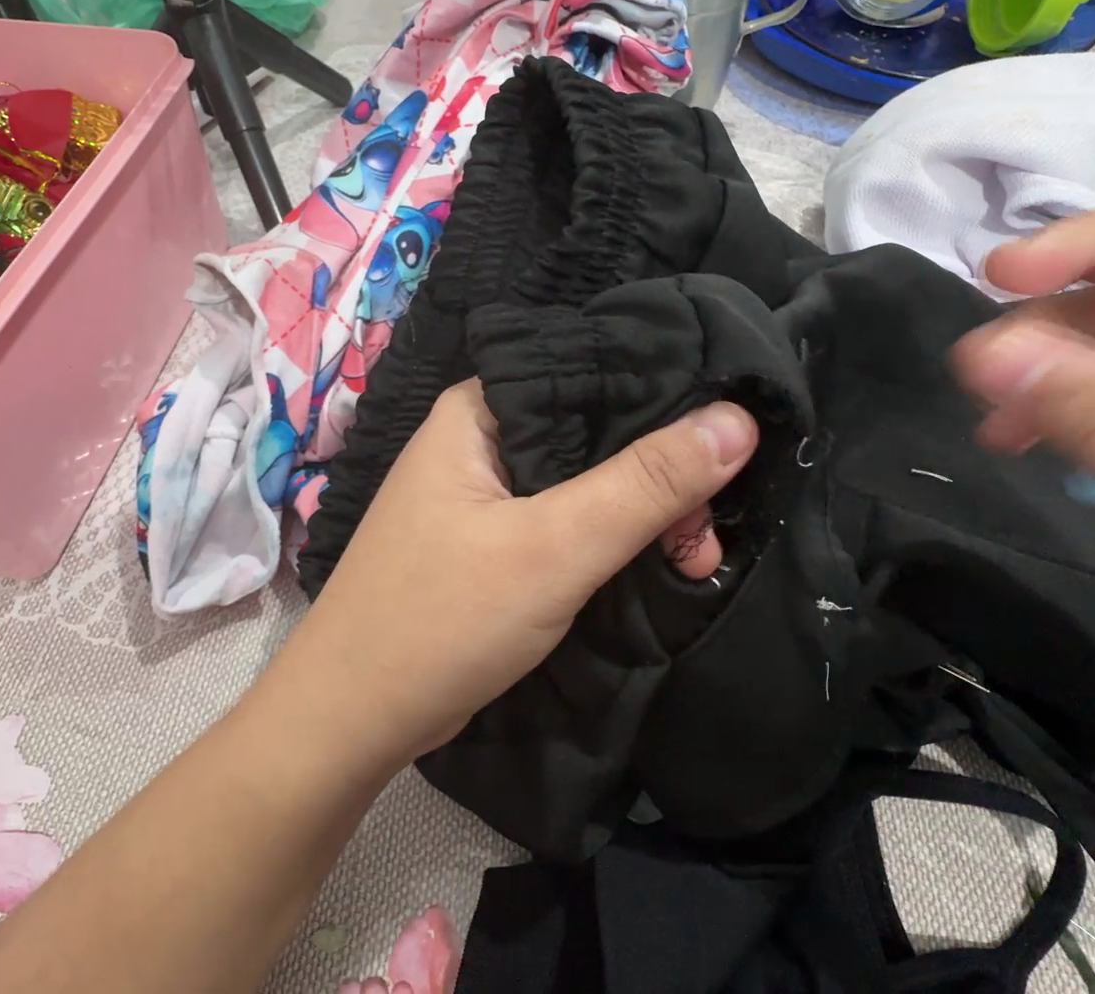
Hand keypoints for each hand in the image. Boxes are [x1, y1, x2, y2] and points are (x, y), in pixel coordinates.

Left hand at [272, 379, 756, 768]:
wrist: (354, 718)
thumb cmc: (442, 619)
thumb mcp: (553, 547)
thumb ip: (645, 484)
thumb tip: (740, 419)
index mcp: (481, 411)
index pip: (593, 376)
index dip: (670, 402)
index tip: (738, 444)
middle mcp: (482, 440)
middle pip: (598, 435)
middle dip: (665, 477)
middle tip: (717, 528)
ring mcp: (486, 496)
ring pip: (589, 485)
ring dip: (645, 515)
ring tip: (698, 557)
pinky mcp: (495, 545)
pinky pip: (570, 525)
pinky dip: (615, 542)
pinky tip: (661, 562)